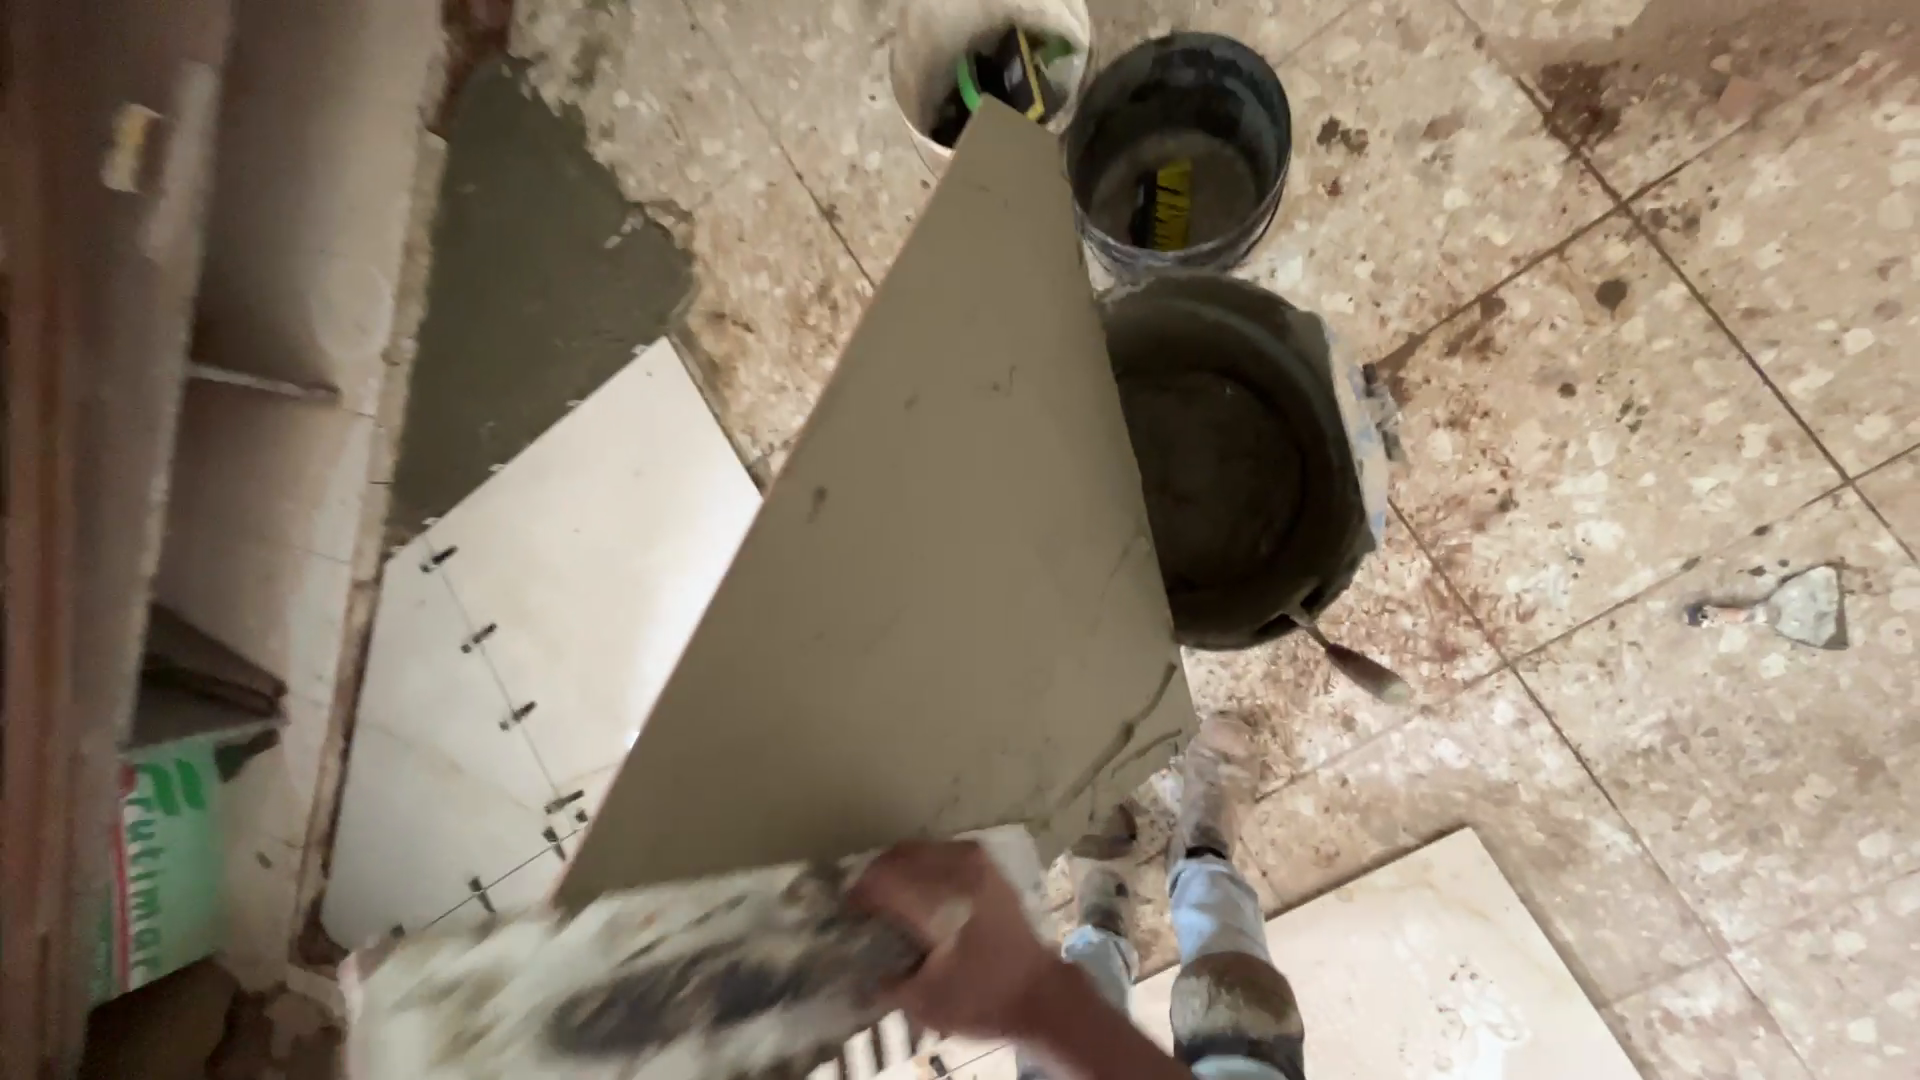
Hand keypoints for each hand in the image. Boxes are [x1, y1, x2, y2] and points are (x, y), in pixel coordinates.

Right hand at [849, 840, 1069, 1040]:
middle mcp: (956, 869)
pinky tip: (917, 890)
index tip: (848, 913)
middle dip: (876, 877)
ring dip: (898, 868)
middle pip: (899, 856)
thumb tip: (860, 967)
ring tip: (888, 896)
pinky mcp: (986, 862)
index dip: (860, 894)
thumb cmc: (982, 998)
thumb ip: (887, 981)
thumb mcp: (925, 1002)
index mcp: (940, 900)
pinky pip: (940, 850)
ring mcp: (974, 859)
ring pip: (919, 848)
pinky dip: (921, 864)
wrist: (1040, 991)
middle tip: (864, 905)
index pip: (884, 879)